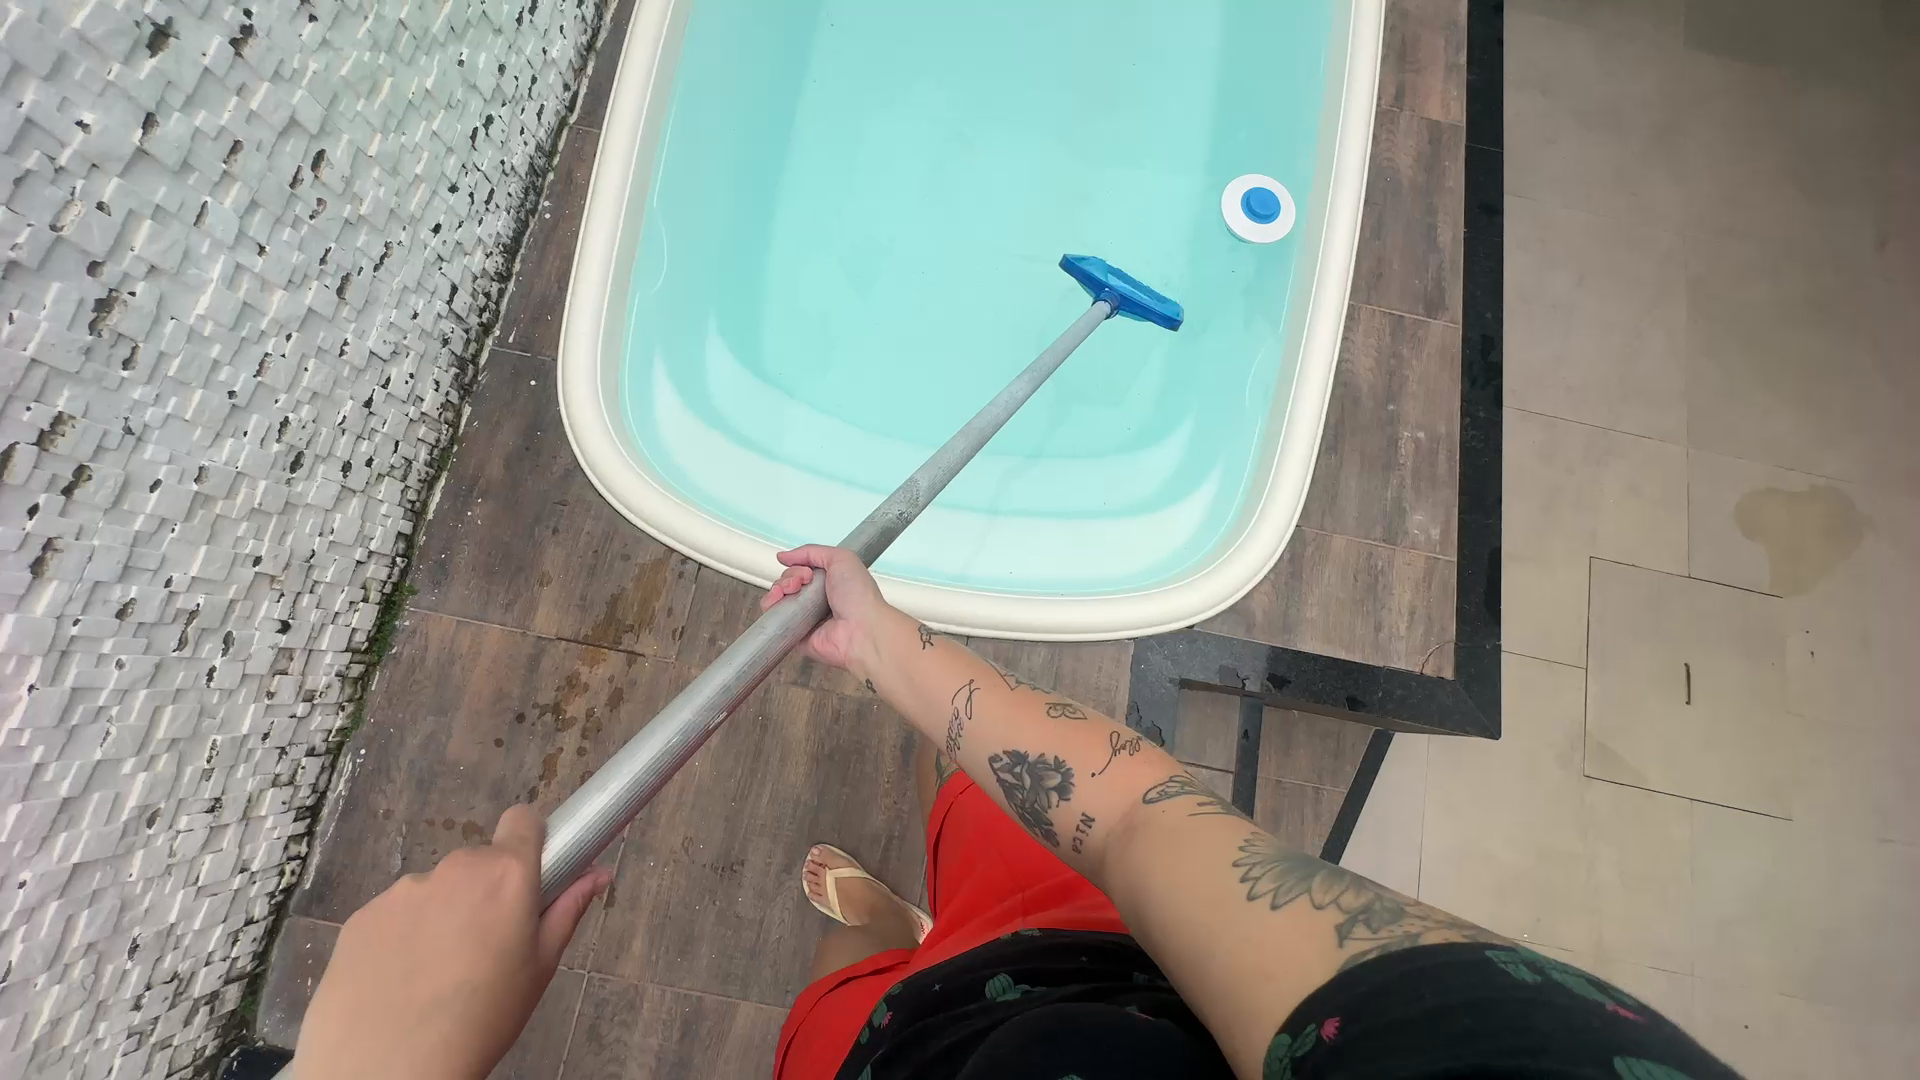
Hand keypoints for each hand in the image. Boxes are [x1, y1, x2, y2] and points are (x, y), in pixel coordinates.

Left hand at [294, 805, 612, 1079]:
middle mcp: (456, 868)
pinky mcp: (360, 918)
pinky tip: (399, 979)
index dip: (529, 840)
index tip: (528, 875)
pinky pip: (394, 914)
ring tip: (435, 970)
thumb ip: (570, 908)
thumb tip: (601, 872)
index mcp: (508, 873)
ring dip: (442, 912)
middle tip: (484, 943)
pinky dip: (402, 935)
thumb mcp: (541, 965)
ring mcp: (403, 891)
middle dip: (485, 890)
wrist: (386, 1074)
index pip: (522, 818)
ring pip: (436, 889)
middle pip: (479, 862)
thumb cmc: (483, 1018)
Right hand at [759, 544, 897, 673]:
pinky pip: (774, 618)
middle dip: (789, 577)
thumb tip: (784, 556)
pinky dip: (770, 606)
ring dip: (778, 588)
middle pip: (788, 582)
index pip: (802, 570)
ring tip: (791, 590)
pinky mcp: (795, 633)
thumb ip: (812, 552)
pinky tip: (777, 600)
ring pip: (778, 598)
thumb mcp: (841, 558)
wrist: (860, 629)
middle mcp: (816, 600)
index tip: (807, 572)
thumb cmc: (858, 596)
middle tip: (802, 582)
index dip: (798, 566)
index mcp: (830, 583)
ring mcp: (805, 617)